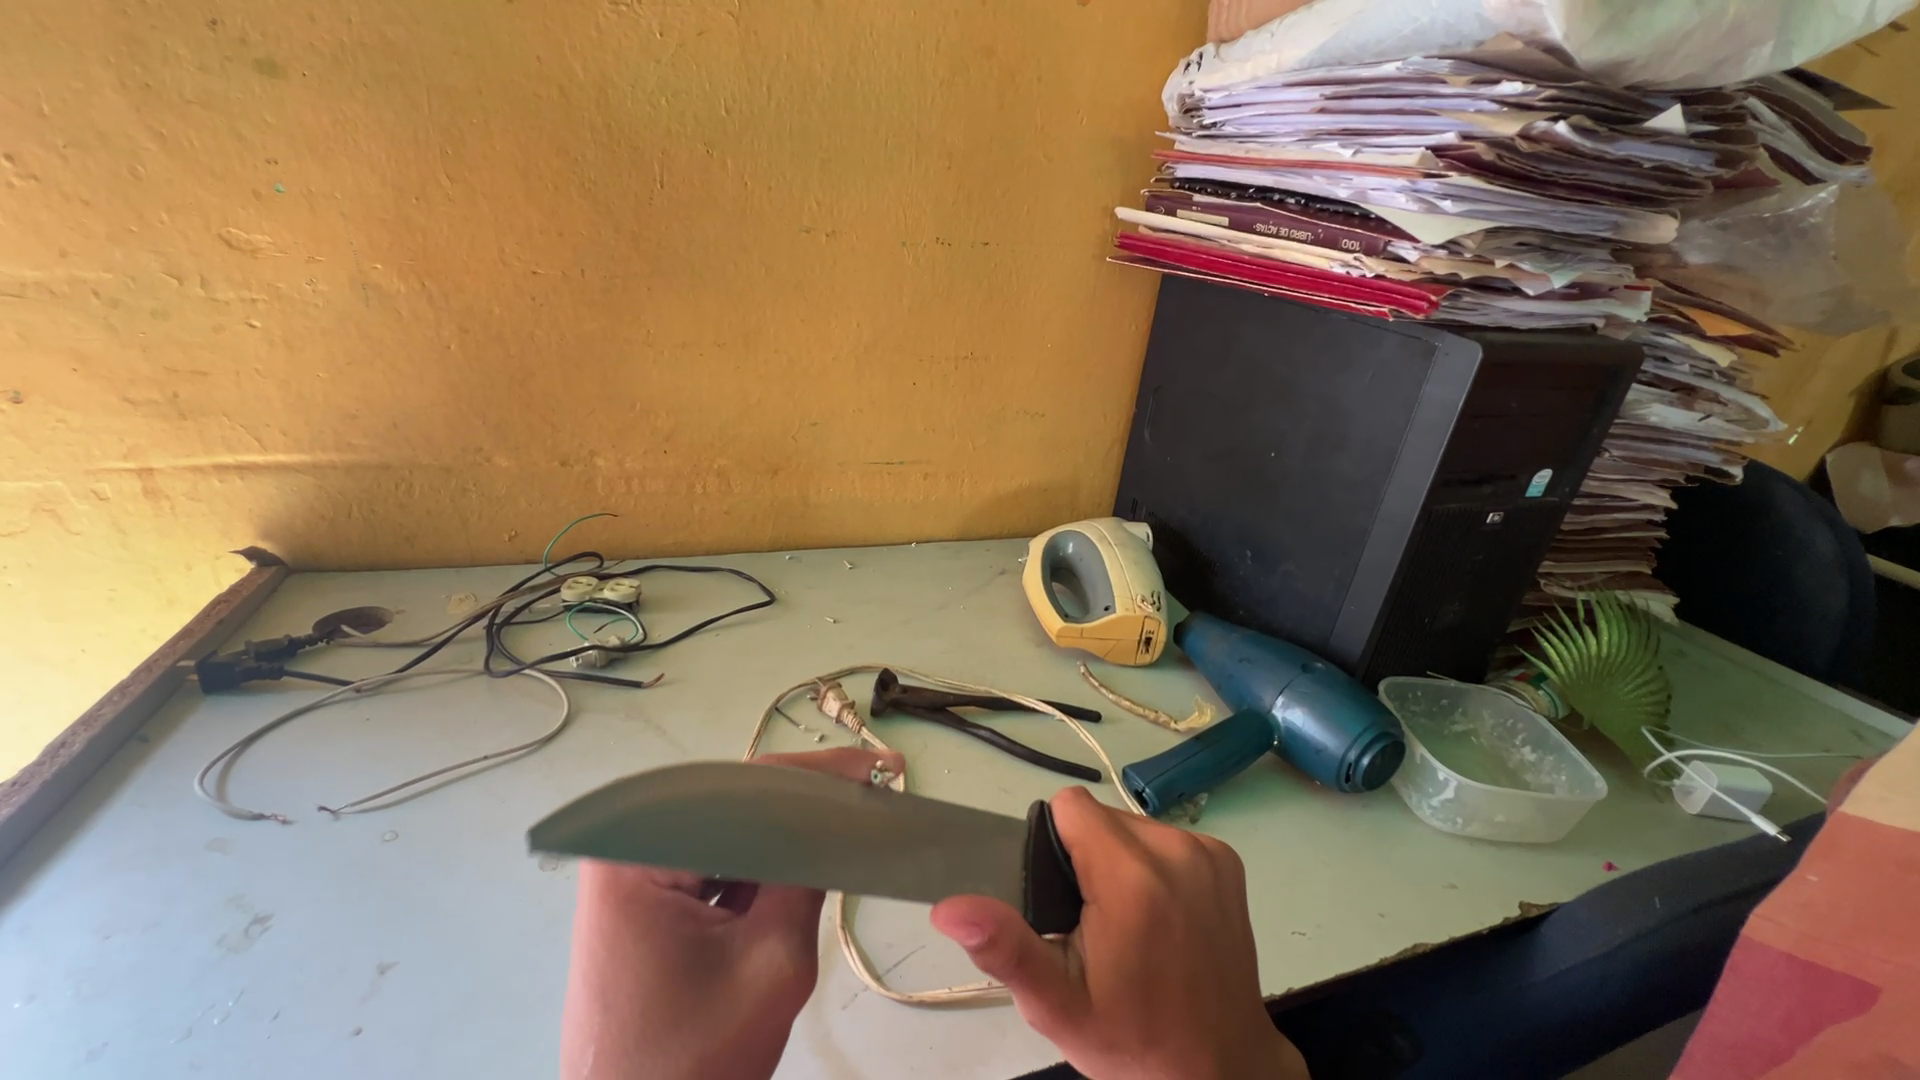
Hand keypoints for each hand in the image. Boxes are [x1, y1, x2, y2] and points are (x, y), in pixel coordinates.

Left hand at [560, 747, 904, 1079]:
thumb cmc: (692, 1063)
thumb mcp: (772, 963)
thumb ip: (808, 880)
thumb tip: (844, 822)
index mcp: (638, 855)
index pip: (740, 789)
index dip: (815, 776)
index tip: (876, 772)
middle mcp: (625, 851)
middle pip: (730, 802)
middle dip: (805, 798)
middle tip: (872, 788)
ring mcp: (632, 878)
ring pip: (726, 829)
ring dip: (787, 827)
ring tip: (851, 814)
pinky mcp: (646, 905)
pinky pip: (713, 862)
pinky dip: (762, 860)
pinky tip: (808, 854)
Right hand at [931, 786, 1306, 1079]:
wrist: (1221, 1067)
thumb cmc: (1131, 1039)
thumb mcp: (1055, 1005)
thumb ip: (1003, 947)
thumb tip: (948, 908)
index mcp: (1131, 879)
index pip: (1069, 806)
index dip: (1052, 843)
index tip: (1061, 895)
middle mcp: (1174, 850)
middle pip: (1099, 816)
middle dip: (1084, 855)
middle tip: (1090, 920)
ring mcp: (1207, 853)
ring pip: (1131, 824)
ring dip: (1118, 858)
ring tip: (1125, 920)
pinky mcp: (1226, 859)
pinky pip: (1165, 837)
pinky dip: (1153, 864)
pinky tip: (1158, 913)